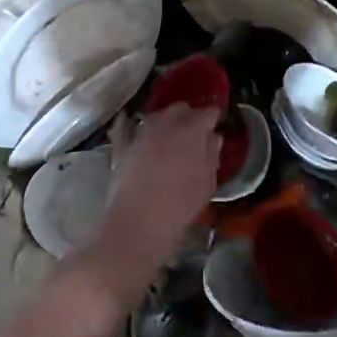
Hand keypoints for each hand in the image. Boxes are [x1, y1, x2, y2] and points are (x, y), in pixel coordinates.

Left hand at [80, 104, 220, 292]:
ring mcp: (140, 134)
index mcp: (192, 130)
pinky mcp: (121, 147)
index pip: (208, 113)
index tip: (216, 128)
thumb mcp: (207, 183)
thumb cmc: (180, 207)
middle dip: (189, 117)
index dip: (213, 120)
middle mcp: (165, 124)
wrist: (137, 226)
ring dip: (165, 122)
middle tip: (195, 135)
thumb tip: (213, 138)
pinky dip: (129, 123)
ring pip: (155, 116)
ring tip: (169, 138)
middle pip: (180, 109)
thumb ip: (211, 156)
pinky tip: (129, 121)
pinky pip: (124, 127)